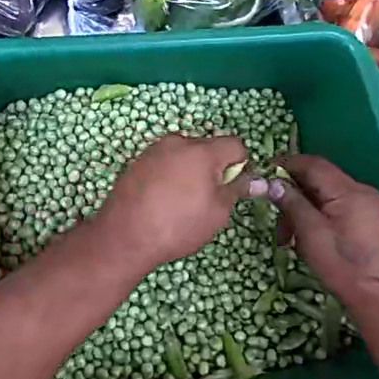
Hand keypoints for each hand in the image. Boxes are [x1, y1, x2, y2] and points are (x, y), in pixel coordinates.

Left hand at [89, 133, 260, 271]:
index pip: (235, 145)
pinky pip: (164, 162)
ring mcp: (154, 150)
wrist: (125, 235)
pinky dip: (170, 175)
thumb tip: (253, 179)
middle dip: (213, 167)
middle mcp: (177, 142)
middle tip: (206, 198)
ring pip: (184, 155)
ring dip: (190, 170)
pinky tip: (162, 200)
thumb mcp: (217, 212)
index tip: (232, 187)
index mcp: (202, 151)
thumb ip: (237, 189)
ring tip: (181, 202)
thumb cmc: (178, 225)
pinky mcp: (137, 162)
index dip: (241, 165)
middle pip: (208, 147)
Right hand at [267, 155, 378, 312]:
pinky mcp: (369, 219)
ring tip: (288, 237)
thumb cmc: (343, 266)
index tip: (263, 175)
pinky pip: (336, 206)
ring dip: (302, 208)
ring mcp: (368, 205)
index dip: (285, 165)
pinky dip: (316, 215)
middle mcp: (361, 191)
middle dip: (292, 193)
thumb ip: (291, 203)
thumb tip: (272, 182)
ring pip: (325, 194)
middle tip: (274, 216)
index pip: (312, 164)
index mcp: (348, 191)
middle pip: (318, 178)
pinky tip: (306, 237)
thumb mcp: (311, 234)